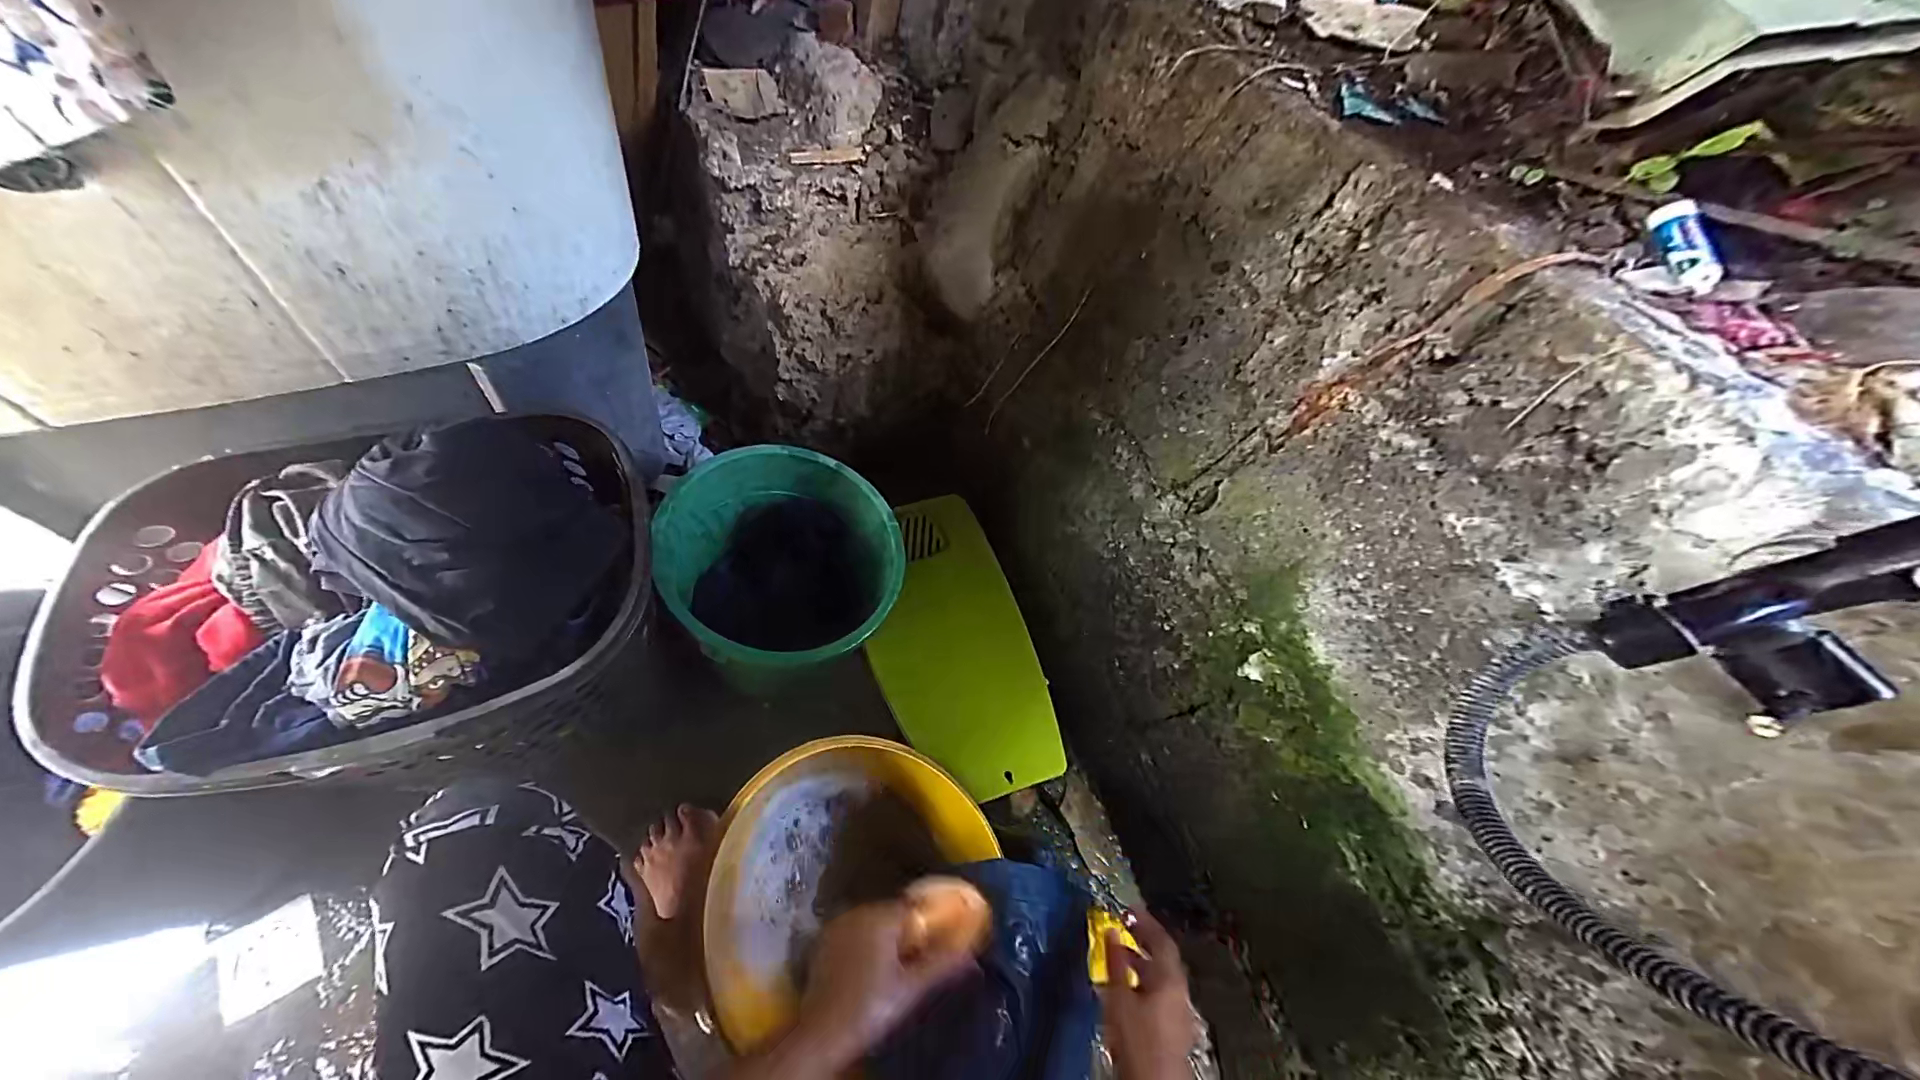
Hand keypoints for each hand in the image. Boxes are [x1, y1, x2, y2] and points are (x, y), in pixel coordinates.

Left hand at [789, 900, 977, 1069]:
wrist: (821, 1033)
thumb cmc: (870, 1008)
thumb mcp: (911, 989)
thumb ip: (942, 965)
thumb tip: (971, 956)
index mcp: (881, 917)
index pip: (913, 908)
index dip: (926, 925)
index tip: (934, 944)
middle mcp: (858, 911)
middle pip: (892, 914)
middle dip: (906, 933)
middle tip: (913, 962)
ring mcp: (838, 924)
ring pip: (872, 922)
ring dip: (884, 938)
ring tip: (891, 969)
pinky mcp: (825, 940)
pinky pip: (854, 932)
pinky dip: (864, 943)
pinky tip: (867, 970)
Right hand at [1102, 910, 1196, 1079]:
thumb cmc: (1137, 1038)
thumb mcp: (1119, 996)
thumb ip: (1115, 961)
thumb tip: (1111, 931)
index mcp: (1170, 979)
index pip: (1162, 940)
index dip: (1146, 921)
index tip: (1129, 908)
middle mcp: (1180, 991)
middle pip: (1165, 957)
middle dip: (1144, 940)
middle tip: (1125, 926)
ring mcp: (1180, 1011)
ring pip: (1162, 976)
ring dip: (1142, 961)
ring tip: (1120, 955)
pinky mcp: (1174, 1028)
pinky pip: (1161, 992)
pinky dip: (1145, 980)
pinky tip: (1128, 987)